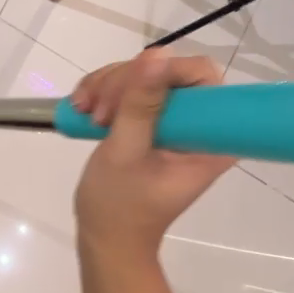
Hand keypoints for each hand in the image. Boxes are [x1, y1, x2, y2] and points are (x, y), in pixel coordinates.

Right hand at [72, 49, 234, 255]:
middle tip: (96, 113)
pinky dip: (102, 92)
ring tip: (85, 114)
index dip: (162, 73)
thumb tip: (158, 55)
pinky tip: (82, 110)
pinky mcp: (152, 122)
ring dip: (107, 87)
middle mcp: (200, 124)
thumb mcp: (126, 153)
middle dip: (125, 82)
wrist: (105, 237)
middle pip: (168, 72)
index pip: (201, 77)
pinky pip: (130, 89)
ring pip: (144, 75)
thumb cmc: (119, 206)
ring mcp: (174, 122)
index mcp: (211, 137)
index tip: (123, 93)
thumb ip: (141, 105)